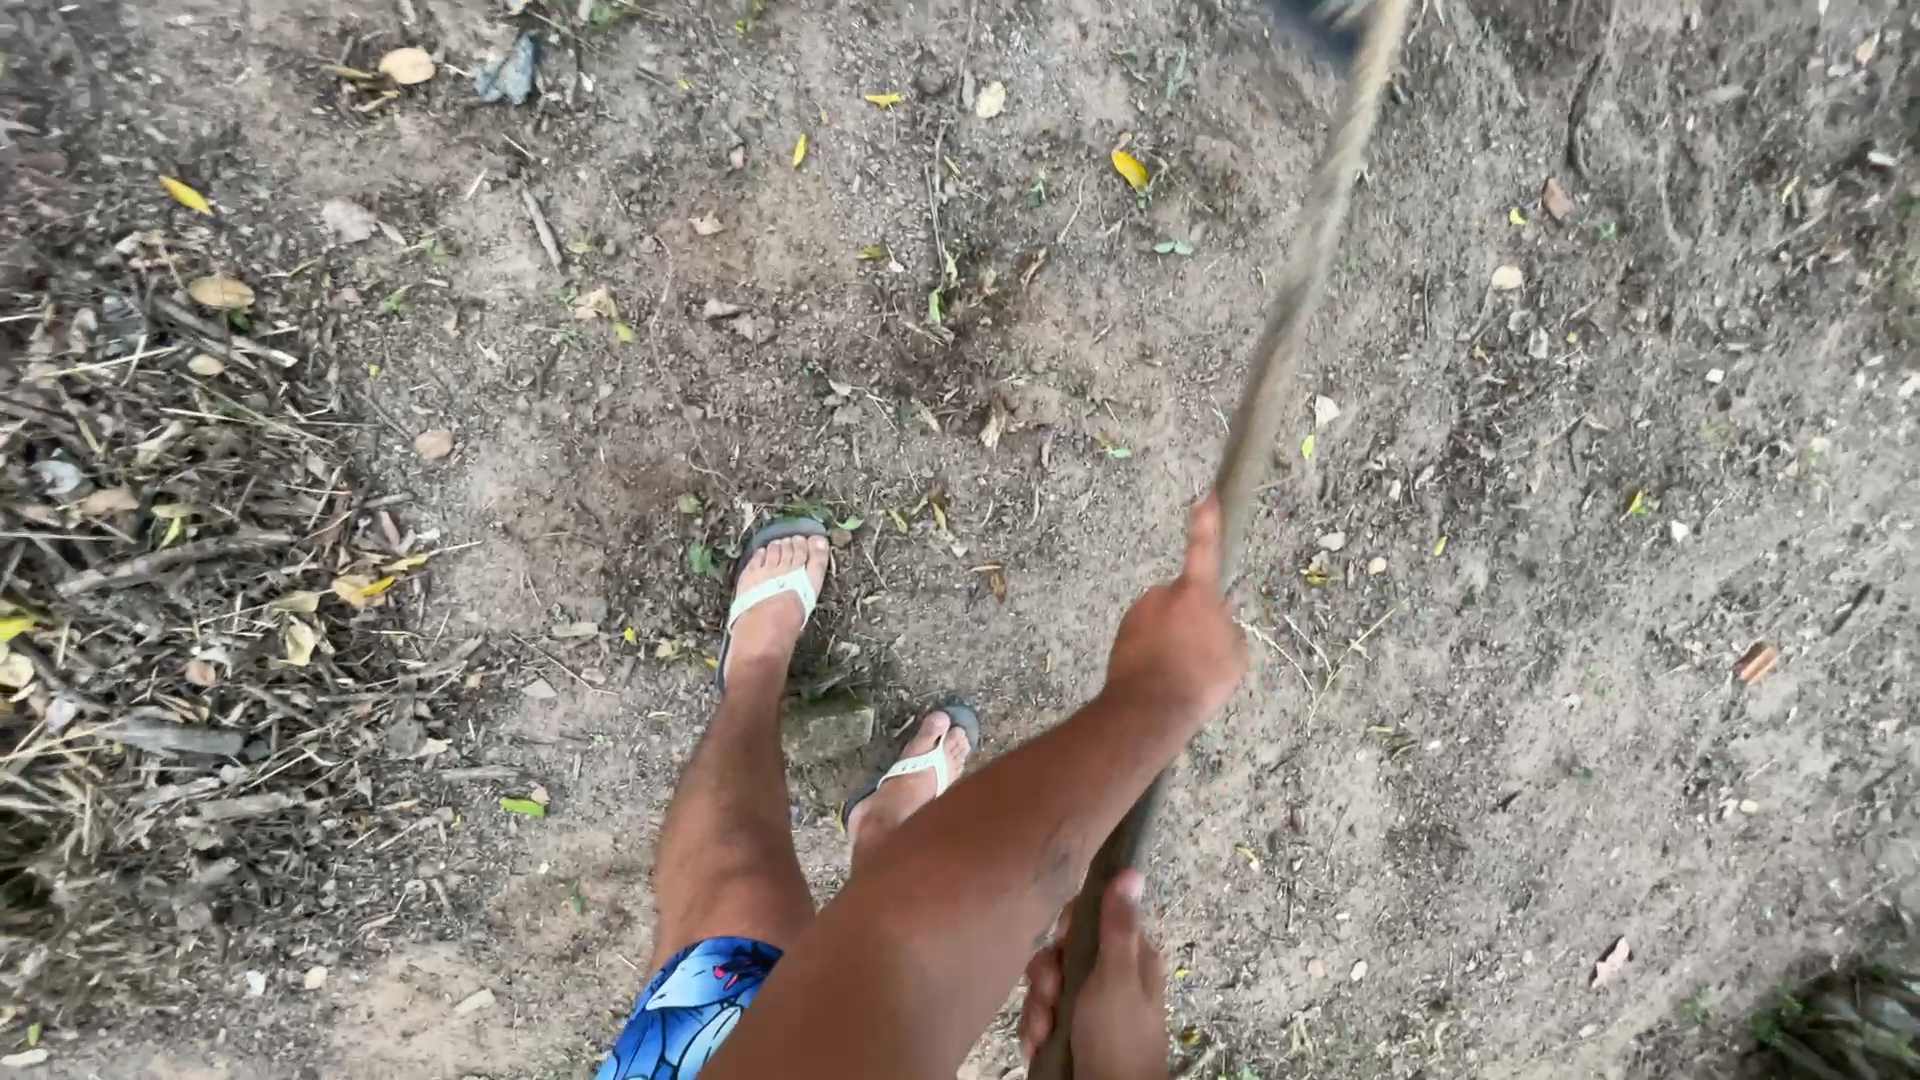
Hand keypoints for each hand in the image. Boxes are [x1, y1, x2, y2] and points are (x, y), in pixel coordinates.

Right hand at [1019, 870, 1167, 1079]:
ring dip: (1037, 1008)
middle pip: (1061, 950)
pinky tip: (1038, 1046)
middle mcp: (1108, 976)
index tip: (1061, 941)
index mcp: (1130, 957)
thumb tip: (1132, 869)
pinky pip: (1039, 1014)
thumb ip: (1117, 926)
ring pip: (1046, 983)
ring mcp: (1086, 1006)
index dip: (1068, 926)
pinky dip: (1034, 1029)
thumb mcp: (1116, 979)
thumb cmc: (1117, 1038)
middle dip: (1046, 975)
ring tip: (1042, 1033)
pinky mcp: (1067, 1032)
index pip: (1092, 915)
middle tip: (1050, 996)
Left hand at [1101, 495, 1247, 721]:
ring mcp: (1138, 612)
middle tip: (1198, 652)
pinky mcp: (1121, 631)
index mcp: (1196, 594)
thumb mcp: (1236, 655)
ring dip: (1170, 635)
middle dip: (1190, 616)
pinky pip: (1145, 634)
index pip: (1204, 549)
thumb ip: (1227, 626)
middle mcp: (1162, 594)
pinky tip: (1159, 672)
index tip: (1205, 495)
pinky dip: (1152, 648)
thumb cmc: (1200, 680)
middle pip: (1183, 597)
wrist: (1150, 707)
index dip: (1207, 522)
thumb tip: (1216, 621)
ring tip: (1178, 669)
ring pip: (1162, 618)